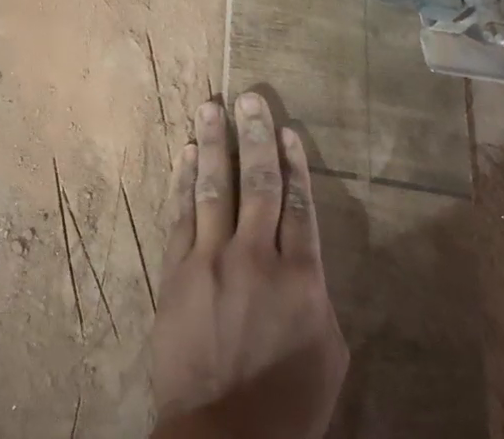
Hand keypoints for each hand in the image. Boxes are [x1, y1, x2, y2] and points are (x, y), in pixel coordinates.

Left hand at [150, 94, 347, 438]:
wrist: (223, 433)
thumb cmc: (287, 402)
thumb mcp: (327, 353)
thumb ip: (313, 297)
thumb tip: (301, 264)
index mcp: (302, 277)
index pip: (299, 205)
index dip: (293, 164)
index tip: (287, 131)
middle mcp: (256, 256)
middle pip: (257, 183)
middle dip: (253, 137)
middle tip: (248, 98)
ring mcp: (211, 260)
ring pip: (213, 188)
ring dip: (212, 144)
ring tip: (210, 107)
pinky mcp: (176, 271)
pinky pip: (179, 214)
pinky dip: (181, 180)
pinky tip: (183, 154)